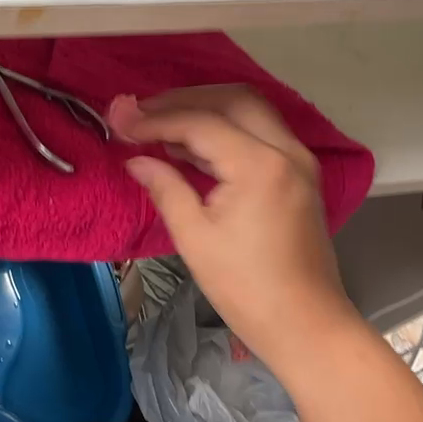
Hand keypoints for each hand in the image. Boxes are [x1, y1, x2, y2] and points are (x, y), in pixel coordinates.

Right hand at [109, 86, 360, 366]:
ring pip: (251, 110)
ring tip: (161, 124)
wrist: (303, 322)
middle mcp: (286, 151)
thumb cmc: (244, 288)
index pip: (200, 123)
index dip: (155, 119)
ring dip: (206, 108)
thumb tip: (136, 160)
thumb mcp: (194, 238)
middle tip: (141, 112)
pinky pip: (261, 132)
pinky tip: (193, 146)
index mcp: (258, 166)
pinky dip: (226, 129)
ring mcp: (299, 160)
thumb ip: (165, 188)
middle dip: (183, 99)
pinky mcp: (300, 175)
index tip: (119, 122)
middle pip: (232, 99)